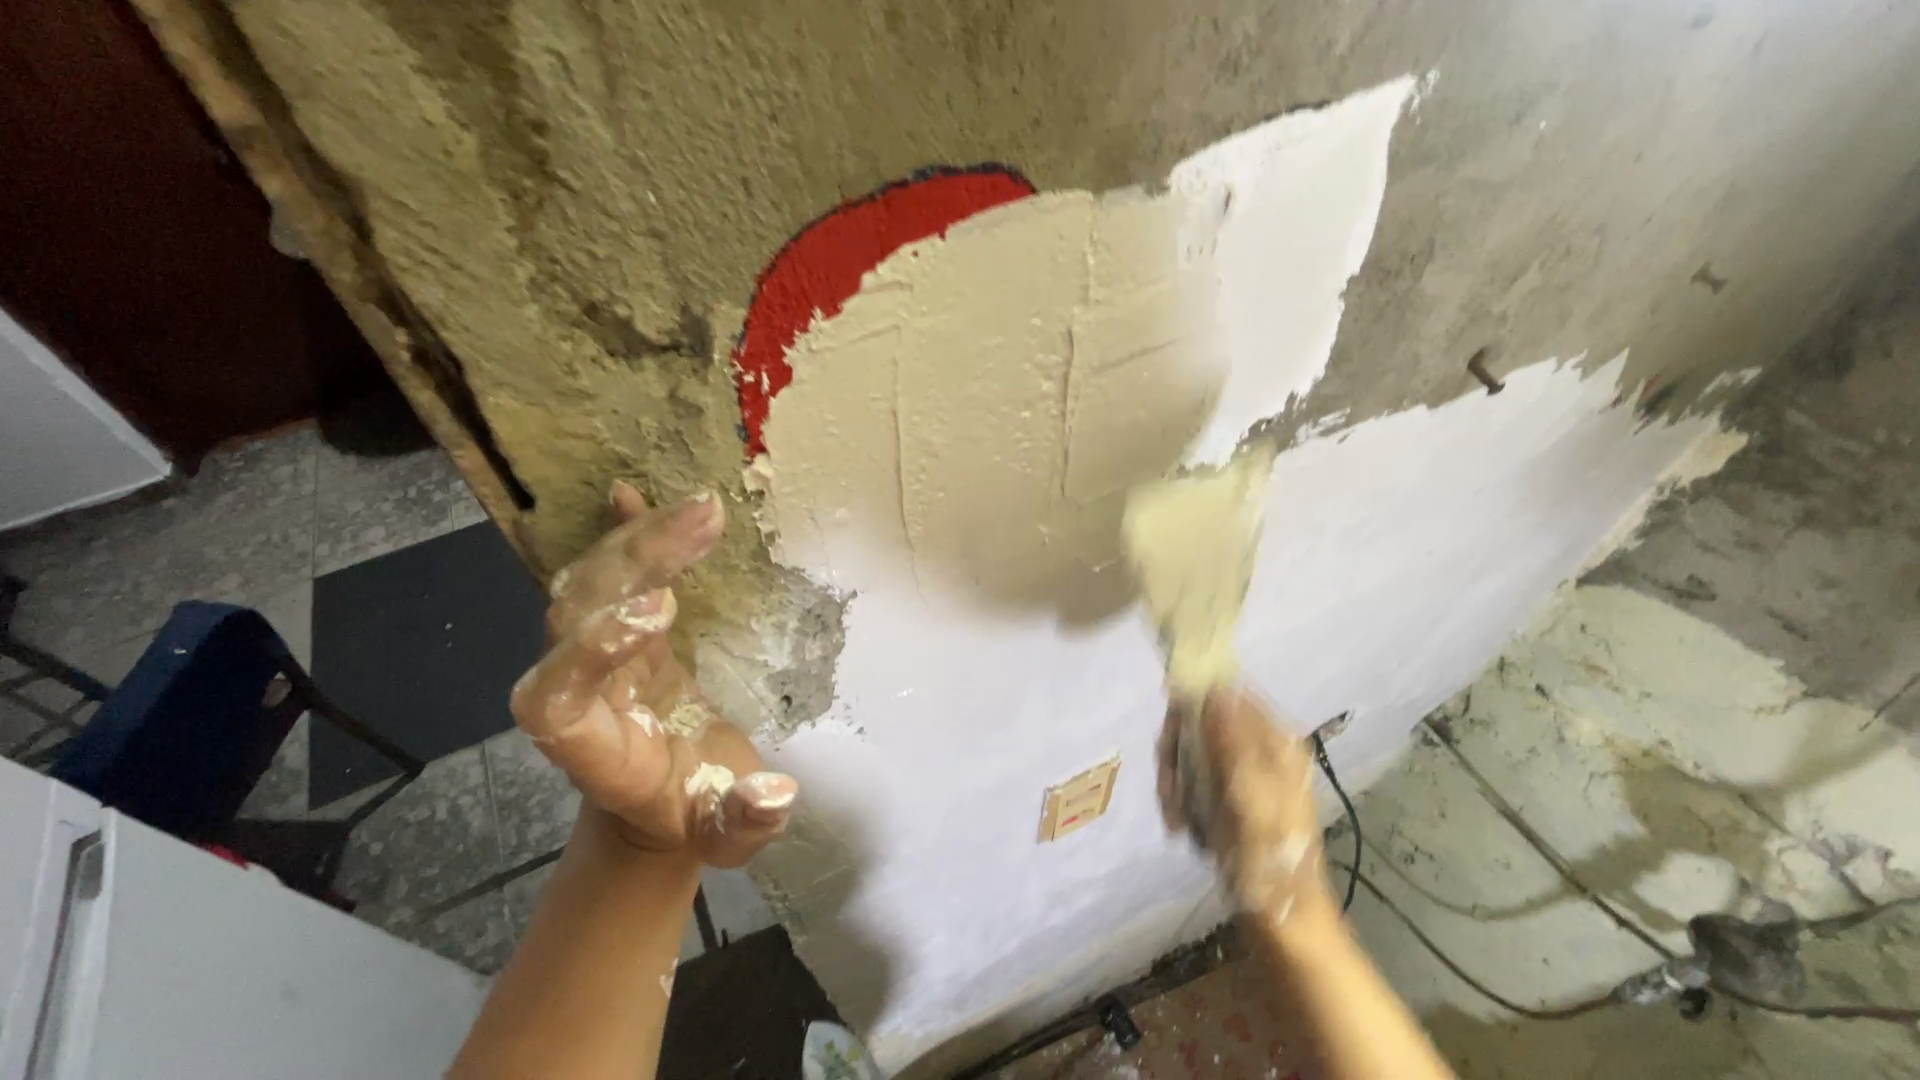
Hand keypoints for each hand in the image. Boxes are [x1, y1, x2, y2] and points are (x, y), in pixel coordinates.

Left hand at [509, 481, 796, 866]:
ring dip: (641, 539)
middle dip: (635, 563)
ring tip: (703, 508)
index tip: (663, 613)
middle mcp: (578, 693)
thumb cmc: (691, 818)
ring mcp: (590, 655)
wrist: (659, 798)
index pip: (555, 698)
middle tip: (703, 522)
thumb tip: (775, 793)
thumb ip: (745, 821)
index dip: (588, 651)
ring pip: (591, 583)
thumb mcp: (727, 836)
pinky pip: (604, 574)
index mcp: (594, 749)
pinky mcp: (614, 631)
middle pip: (575, 616)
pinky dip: (617, 534)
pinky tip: (630, 494)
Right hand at [1159, 688, 1328, 921]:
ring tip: (1177, 823)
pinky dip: (1183, 804)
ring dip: (1176, 785)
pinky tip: (1184, 831)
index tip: (1168, 732)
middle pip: (1202, 724)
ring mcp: (1246, 776)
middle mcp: (1262, 751)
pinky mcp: (1231, 800)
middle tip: (1168, 791)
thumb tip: (1216, 690)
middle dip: (1178, 756)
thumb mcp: (1249, 797)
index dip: (1193, 704)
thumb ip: (1232, 742)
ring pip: (1193, 755)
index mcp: (1276, 743)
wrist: (1283, 922)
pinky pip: (1194, 784)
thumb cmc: (1269, 860)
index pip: (1227, 694)